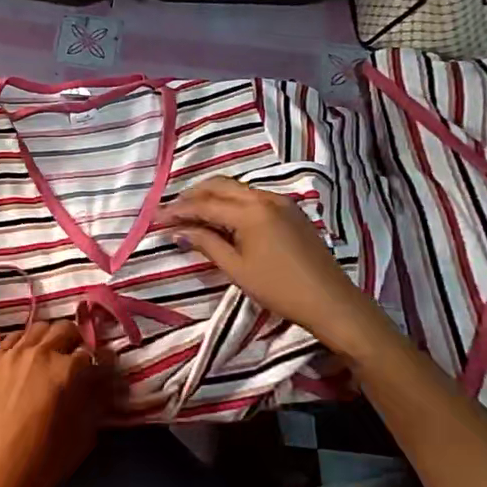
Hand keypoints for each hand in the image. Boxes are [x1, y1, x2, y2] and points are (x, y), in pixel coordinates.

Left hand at [0, 321, 111, 486]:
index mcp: (68, 370)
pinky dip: (24, 343)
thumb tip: (104, 382)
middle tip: (76, 360)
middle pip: (66, 329)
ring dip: (50, 338)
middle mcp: (41, 352)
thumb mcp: (84, 434)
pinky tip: (25, 360)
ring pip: (39, 328)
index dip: (102, 362)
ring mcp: (12, 353)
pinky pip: (13, 338)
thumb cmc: (44, 460)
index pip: (94, 353)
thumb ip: (96, 400)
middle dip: (76, 342)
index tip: (102, 369)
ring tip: (50, 357)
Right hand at [162, 176, 399, 360]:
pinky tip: (222, 217)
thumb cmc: (279, 288)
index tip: (156, 218)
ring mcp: (281, 202)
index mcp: (250, 211)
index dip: (178, 210)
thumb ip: (207, 244)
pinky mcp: (290, 211)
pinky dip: (232, 201)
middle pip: (220, 186)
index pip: (205, 204)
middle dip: (192, 195)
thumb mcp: (237, 269)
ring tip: (191, 212)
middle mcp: (265, 198)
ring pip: (237, 189)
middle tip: (171, 210)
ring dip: (212, 196)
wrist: (330, 300)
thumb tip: (180, 232)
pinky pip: (252, 196)